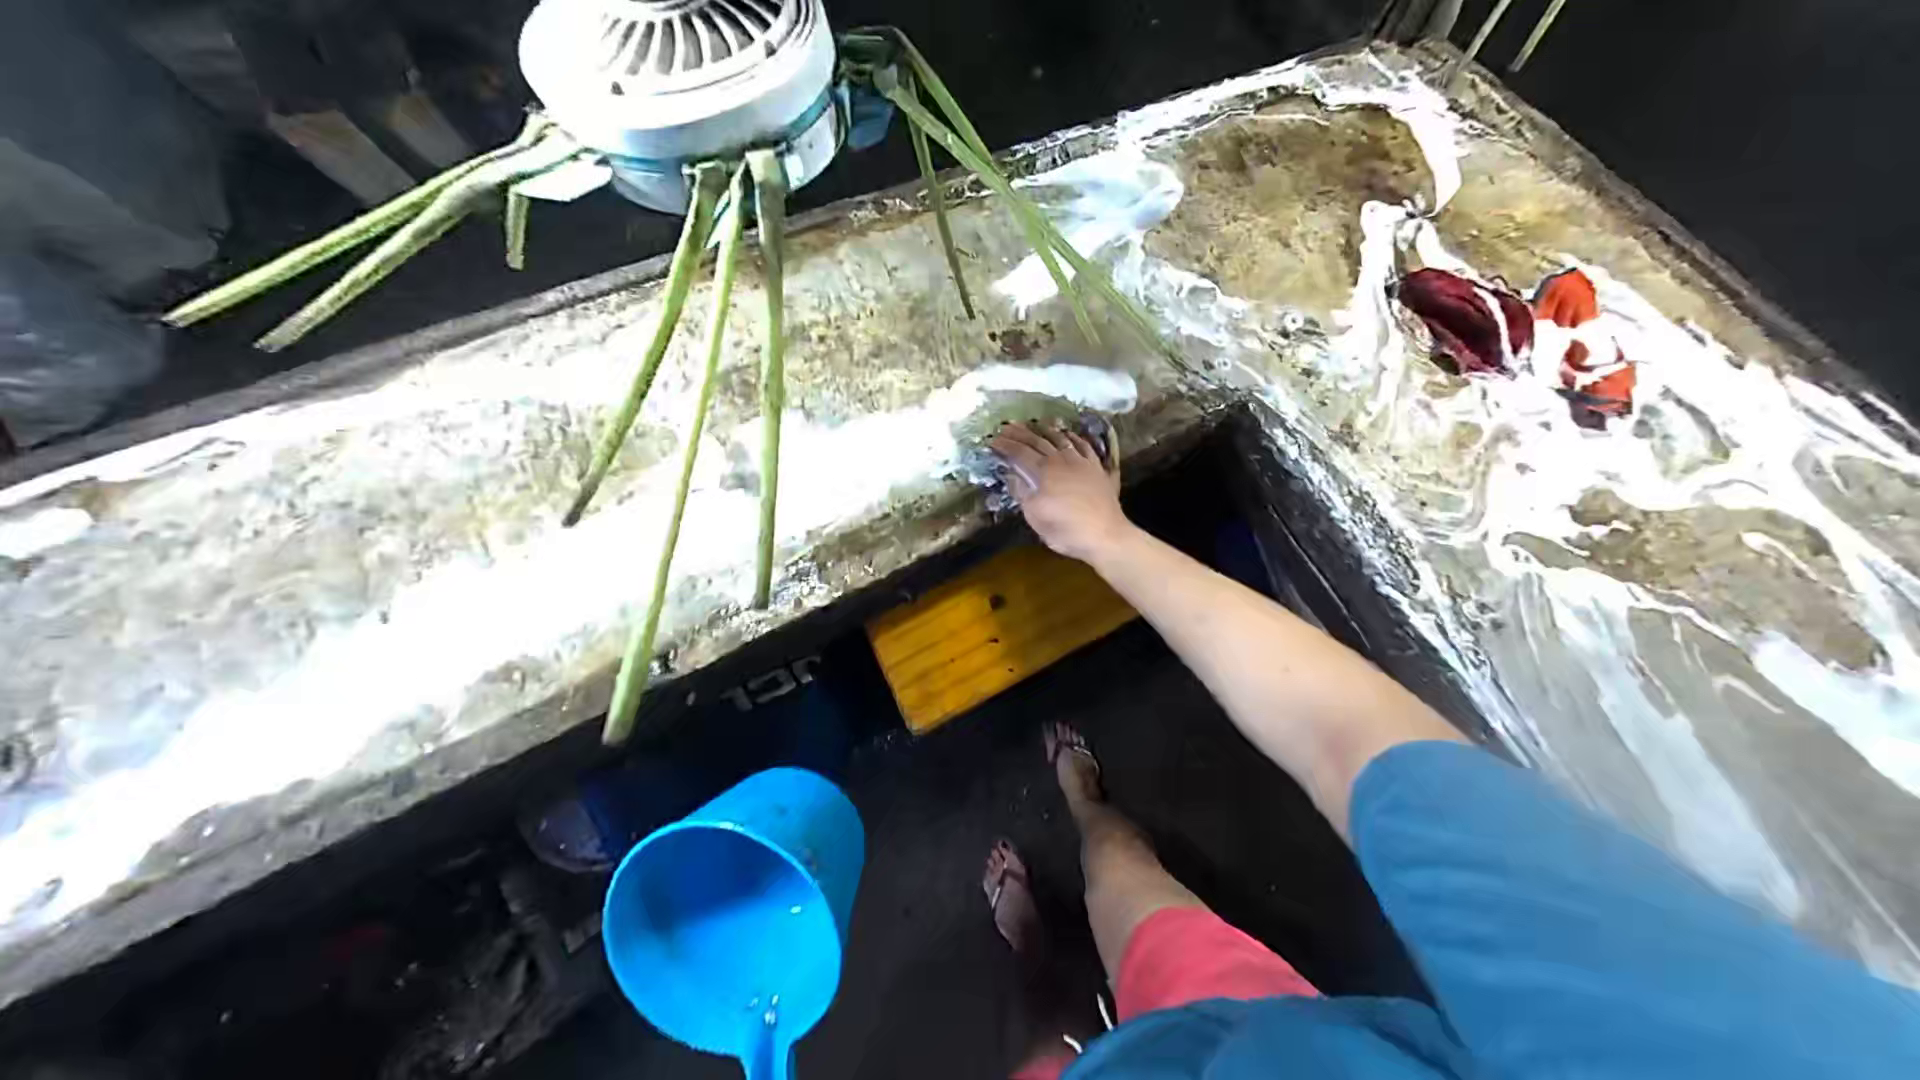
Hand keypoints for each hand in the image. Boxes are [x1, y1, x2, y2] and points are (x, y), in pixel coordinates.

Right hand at [988, 420, 1132, 563]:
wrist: (1106, 535)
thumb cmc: (1066, 530)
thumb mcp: (1035, 517)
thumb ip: (1022, 493)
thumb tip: (1013, 475)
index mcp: (1043, 472)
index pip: (1020, 453)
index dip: (1005, 446)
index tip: (992, 441)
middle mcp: (1061, 460)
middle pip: (1038, 441)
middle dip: (1021, 433)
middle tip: (1007, 427)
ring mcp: (1082, 462)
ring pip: (1061, 439)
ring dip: (1045, 430)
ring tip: (1034, 424)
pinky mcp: (1097, 468)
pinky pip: (1084, 445)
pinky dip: (1073, 437)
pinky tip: (1068, 435)